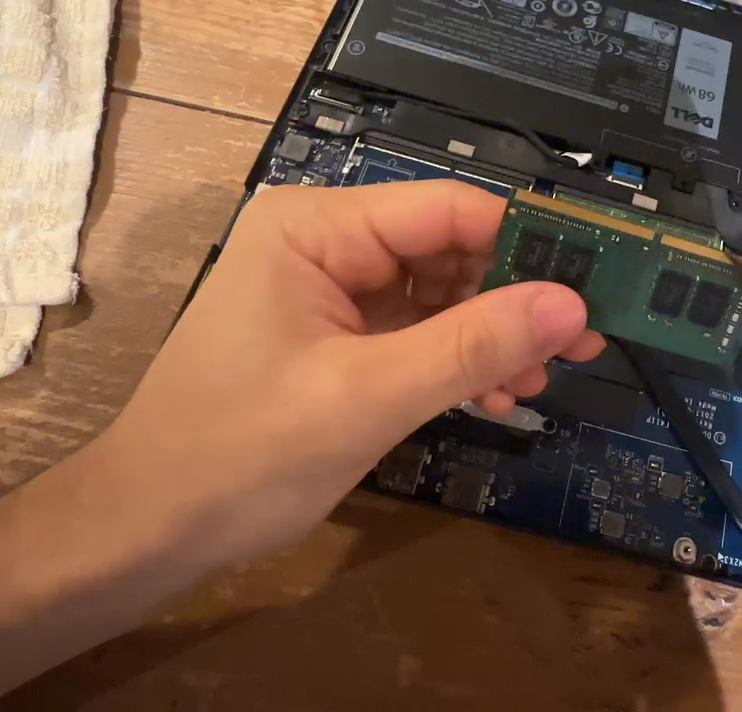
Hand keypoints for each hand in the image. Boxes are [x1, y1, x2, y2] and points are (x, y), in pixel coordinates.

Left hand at [71, 181, 602, 569]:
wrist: (149, 532)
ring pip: (444, 292)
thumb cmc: (239, 455)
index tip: (592, 281)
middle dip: (512, 299)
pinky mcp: (344, 331)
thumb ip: (473, 345)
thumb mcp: (367, 398)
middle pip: (450, 249)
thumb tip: (573, 305)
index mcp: (318, 225)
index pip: (447, 209)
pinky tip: (497, 394)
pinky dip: (461, 359)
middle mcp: (330, 240)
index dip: (524, 240)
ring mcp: (336, 286)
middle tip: (577, 343)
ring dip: (492, 336)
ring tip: (539, 380)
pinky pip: (421, 328)